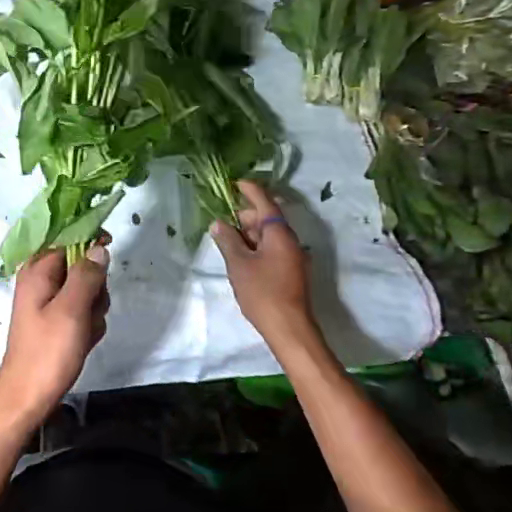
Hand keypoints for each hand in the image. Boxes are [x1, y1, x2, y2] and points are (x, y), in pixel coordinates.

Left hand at [0, 237, 110, 426]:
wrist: (28, 397)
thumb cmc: (47, 352)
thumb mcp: (71, 310)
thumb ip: (86, 275)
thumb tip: (99, 247)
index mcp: (37, 269)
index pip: (67, 237)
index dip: (90, 240)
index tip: (110, 247)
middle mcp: (41, 279)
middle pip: (82, 265)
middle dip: (95, 286)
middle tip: (89, 309)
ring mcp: (49, 301)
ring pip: (87, 290)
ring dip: (94, 309)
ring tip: (84, 331)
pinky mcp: (56, 320)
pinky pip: (83, 311)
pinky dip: (88, 324)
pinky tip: (83, 341)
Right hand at [210, 181, 318, 348]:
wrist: (289, 329)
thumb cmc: (263, 292)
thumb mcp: (238, 264)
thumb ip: (227, 240)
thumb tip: (218, 223)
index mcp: (279, 233)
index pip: (265, 202)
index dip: (250, 190)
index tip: (236, 182)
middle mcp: (290, 241)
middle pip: (266, 218)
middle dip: (244, 216)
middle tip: (222, 222)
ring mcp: (293, 257)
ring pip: (268, 235)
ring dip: (248, 234)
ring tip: (227, 241)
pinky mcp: (290, 271)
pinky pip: (272, 249)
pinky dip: (256, 247)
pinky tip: (240, 258)